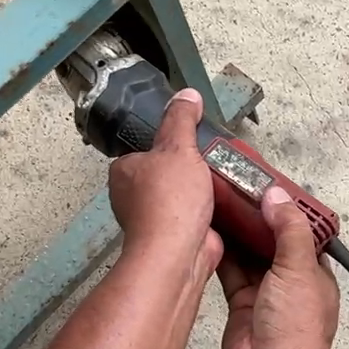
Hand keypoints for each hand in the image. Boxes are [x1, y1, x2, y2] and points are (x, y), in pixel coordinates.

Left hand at [108, 88, 222, 278]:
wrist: (180, 252)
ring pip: (183, 196)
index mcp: (124, 171)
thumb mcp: (178, 147)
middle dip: (189, 169)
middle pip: (166, 172)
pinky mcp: (178, 237)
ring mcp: (156, 219)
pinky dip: (211, 212)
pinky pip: (197, 216)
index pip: (145, 148)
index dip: (169, 143)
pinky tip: (225, 204)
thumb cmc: (168, 203)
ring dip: (202, 192)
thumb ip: (181, 119)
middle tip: (210, 159)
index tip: (189, 140)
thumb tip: (186, 96)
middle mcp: (134, 197)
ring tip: (221, 180)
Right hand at [217, 187, 339, 348]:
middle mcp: (289, 279)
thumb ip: (289, 230)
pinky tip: (207, 229)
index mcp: (314, 271)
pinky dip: (221, 251)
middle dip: (256, 217)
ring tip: (218, 200)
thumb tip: (276, 196)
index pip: (301, 231)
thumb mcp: (299, 269)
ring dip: (236, 231)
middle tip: (235, 187)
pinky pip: (230, 269)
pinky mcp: (239, 301)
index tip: (265, 184)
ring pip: (248, 252)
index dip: (285, 208)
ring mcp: (263, 291)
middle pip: (271, 239)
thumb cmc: (295, 326)